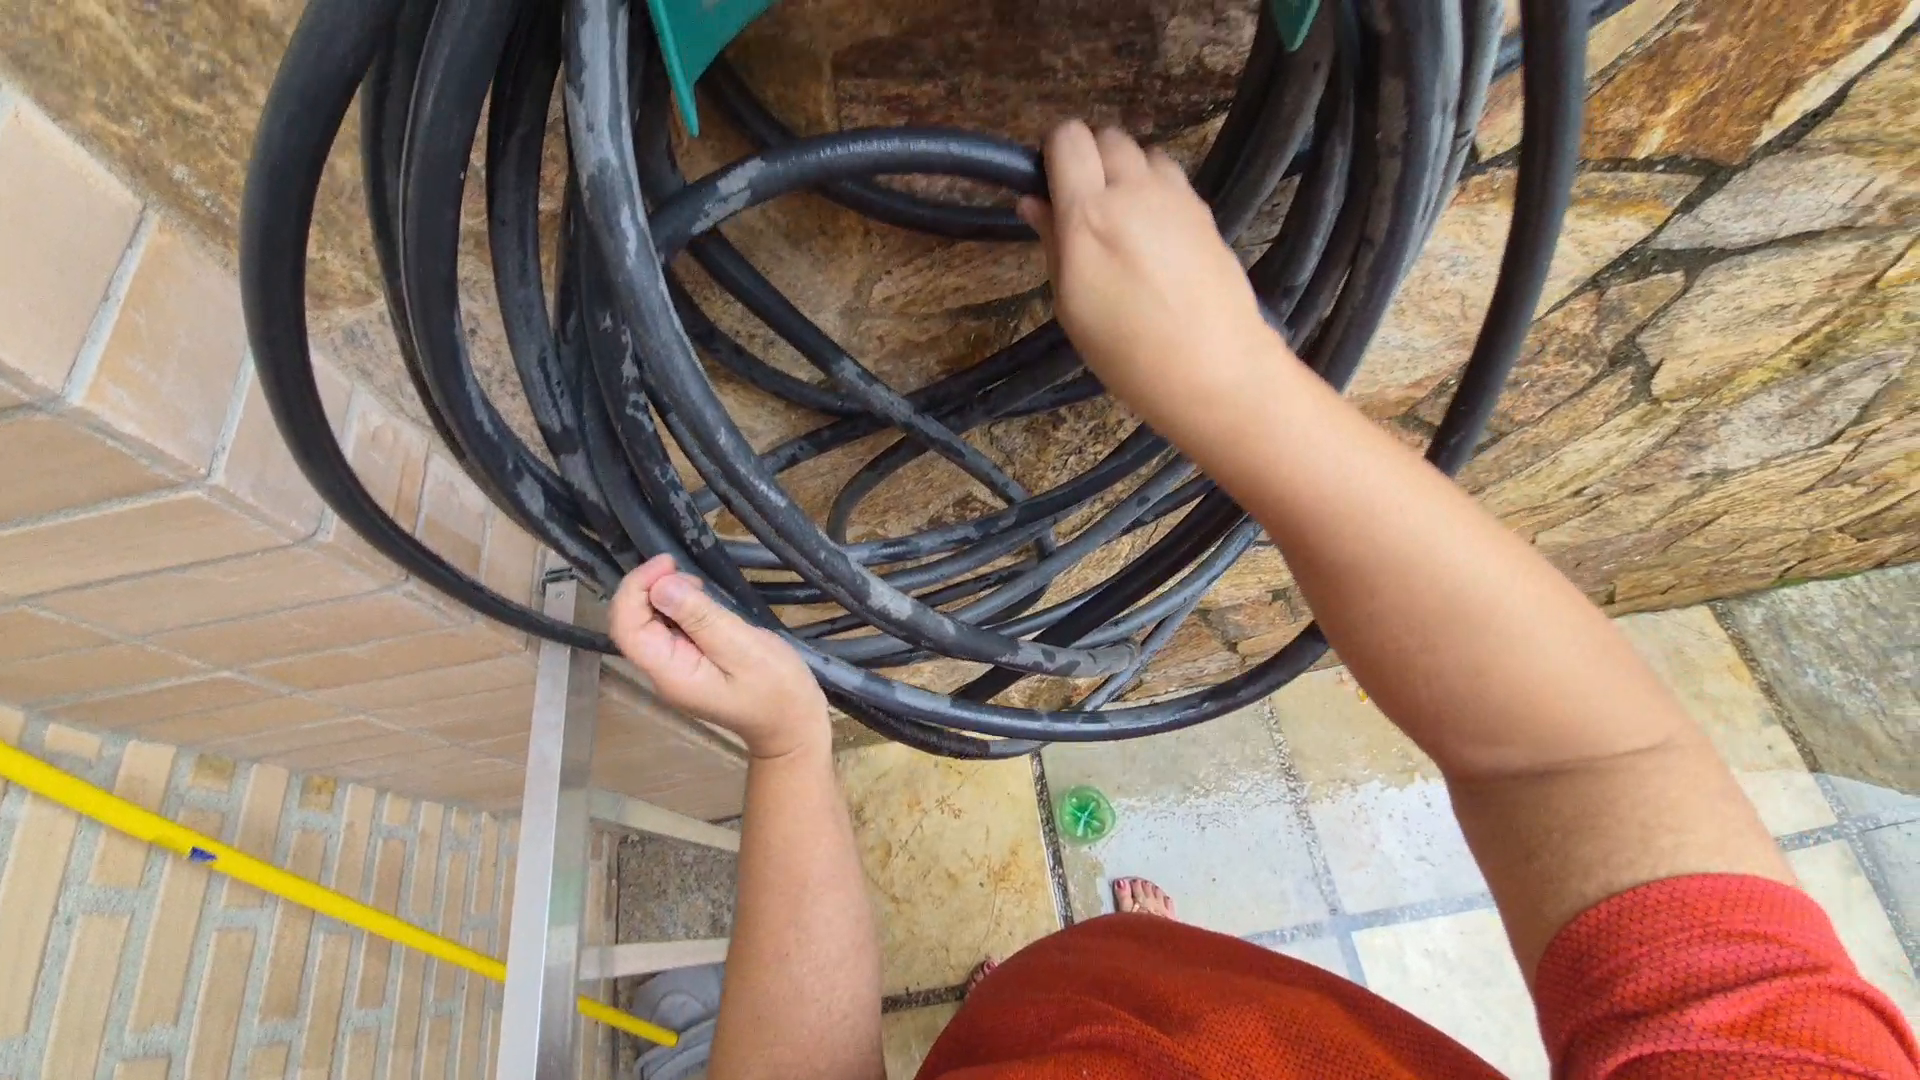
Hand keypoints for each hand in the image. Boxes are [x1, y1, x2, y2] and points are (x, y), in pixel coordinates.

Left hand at [608, 555, 829, 759]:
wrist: (793, 726)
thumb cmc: (777, 689)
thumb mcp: (745, 647)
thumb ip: (702, 618)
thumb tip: (661, 587)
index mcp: (671, 673)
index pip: (627, 628)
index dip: (636, 589)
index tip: (668, 563)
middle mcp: (664, 674)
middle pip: (633, 626)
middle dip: (650, 590)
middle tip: (686, 570)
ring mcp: (675, 672)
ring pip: (650, 627)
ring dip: (665, 599)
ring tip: (700, 587)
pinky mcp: (689, 666)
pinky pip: (670, 634)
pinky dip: (679, 611)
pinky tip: (703, 604)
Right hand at [1019, 121, 1288, 437]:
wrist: (1212, 368)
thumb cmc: (1126, 352)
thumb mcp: (1071, 306)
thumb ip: (1053, 244)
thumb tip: (1034, 202)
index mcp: (1088, 215)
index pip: (1067, 139)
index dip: (1055, 155)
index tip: (1052, 188)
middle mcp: (1133, 191)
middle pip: (1107, 136)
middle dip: (1091, 161)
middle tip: (1084, 210)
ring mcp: (1175, 197)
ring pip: (1142, 153)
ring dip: (1126, 173)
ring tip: (1123, 222)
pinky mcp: (1204, 210)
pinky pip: (1171, 178)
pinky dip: (1155, 190)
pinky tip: (1155, 236)